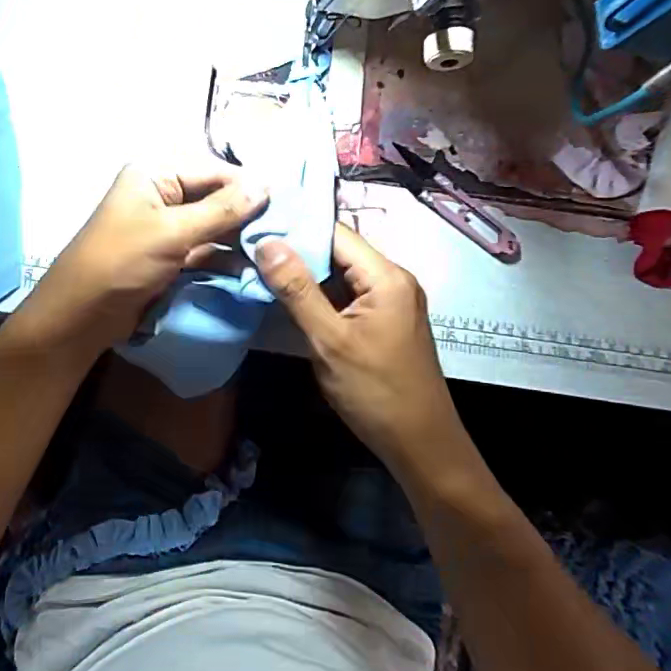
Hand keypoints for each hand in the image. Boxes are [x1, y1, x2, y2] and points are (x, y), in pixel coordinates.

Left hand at [9, 162, 267, 355]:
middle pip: (216, 197)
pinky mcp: (173, 255)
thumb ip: (222, 210)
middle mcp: (163, 194)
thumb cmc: (122, 261)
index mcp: (154, 174)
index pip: (212, 170)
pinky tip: (253, 267)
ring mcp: (168, 227)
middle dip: (247, 214)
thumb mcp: (173, 232)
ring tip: (274, 250)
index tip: (284, 203)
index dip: (247, 186)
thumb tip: (265, 185)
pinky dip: (227, 258)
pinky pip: (207, 249)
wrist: (82, 315)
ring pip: (215, 226)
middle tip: (284, 230)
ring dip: (240, 238)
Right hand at [255, 224, 466, 474]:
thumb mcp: (329, 341)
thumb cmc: (376, 392)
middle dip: (297, 252)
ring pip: (342, 275)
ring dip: (306, 276)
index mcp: (387, 276)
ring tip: (260, 268)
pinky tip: (289, 298)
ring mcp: (391, 301)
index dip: (296, 229)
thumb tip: (267, 242)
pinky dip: (321, 296)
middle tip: (250, 248)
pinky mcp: (385, 321)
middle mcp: (393, 280)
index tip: (255, 226)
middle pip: (339, 252)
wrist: (420, 443)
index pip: (336, 234)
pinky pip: (349, 296)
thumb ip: (297, 290)